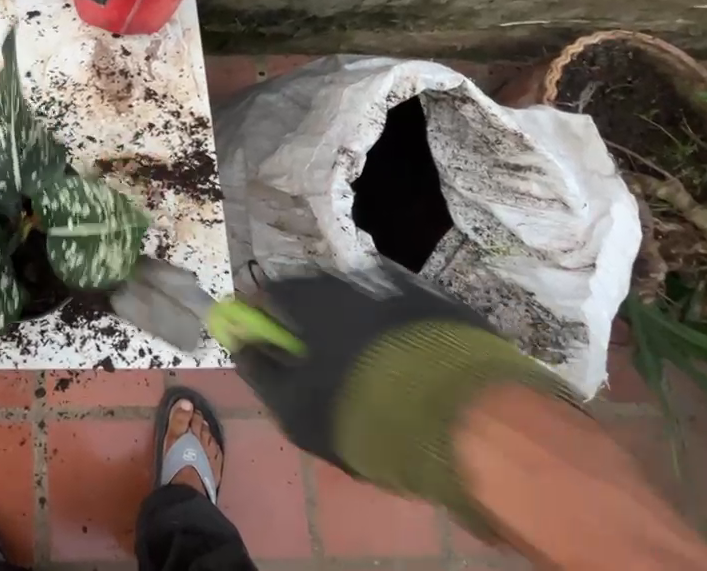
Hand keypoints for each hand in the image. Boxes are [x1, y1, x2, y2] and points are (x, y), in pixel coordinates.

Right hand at [230, 260, 495, 471]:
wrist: (465, 423)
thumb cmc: (363, 414)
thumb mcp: (296, 411)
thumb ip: (261, 374)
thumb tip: (240, 347)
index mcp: (311, 300)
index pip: (270, 289)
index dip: (260, 310)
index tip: (260, 333)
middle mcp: (352, 283)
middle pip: (317, 289)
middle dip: (308, 314)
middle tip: (312, 353)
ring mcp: (401, 290)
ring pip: (363, 299)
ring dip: (355, 321)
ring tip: (366, 365)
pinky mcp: (444, 307)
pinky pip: (407, 313)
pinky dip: (397, 331)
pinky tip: (408, 365)